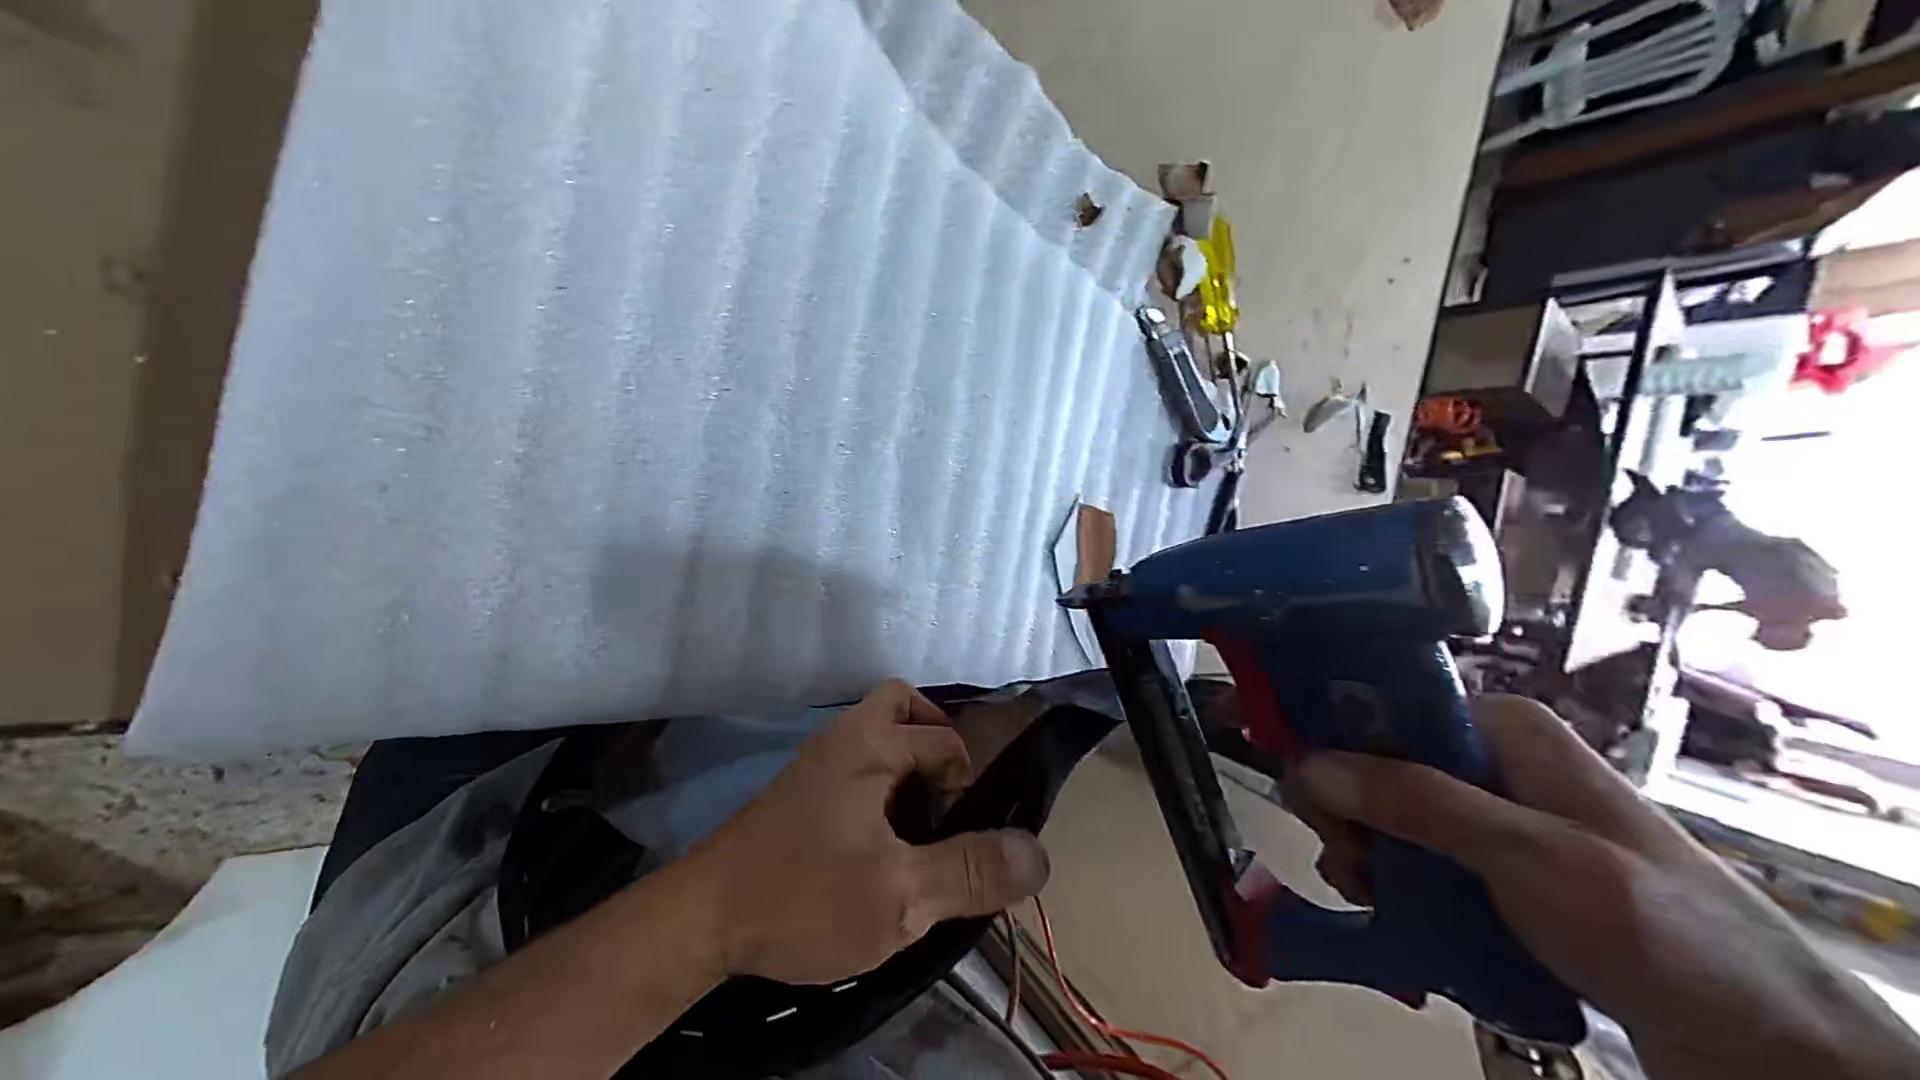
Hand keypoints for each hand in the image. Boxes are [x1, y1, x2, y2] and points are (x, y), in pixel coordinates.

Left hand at [688, 680, 1049, 984]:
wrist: (700, 920)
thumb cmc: (803, 898)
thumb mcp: (899, 898)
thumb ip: (970, 872)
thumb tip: (1038, 854)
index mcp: (871, 744)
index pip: (946, 743)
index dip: (968, 789)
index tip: (964, 843)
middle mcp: (844, 736)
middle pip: (904, 706)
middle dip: (936, 744)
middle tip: (945, 804)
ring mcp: (818, 761)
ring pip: (879, 735)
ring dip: (909, 767)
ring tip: (920, 828)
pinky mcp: (801, 790)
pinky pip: (858, 765)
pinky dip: (882, 785)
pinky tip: (881, 841)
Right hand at [1289, 694, 1919, 1079]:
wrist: (1769, 1051)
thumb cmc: (1661, 931)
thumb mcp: (1534, 858)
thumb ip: (1418, 802)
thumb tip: (1306, 763)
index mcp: (1499, 727)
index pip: (1380, 707)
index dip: (1327, 738)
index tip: (1299, 791)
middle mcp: (1484, 757)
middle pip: (1370, 761)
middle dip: (1346, 811)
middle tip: (1353, 865)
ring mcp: (1487, 813)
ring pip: (1380, 812)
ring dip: (1362, 854)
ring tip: (1375, 898)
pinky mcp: (1487, 863)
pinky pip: (1407, 854)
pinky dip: (1388, 882)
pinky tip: (1392, 912)